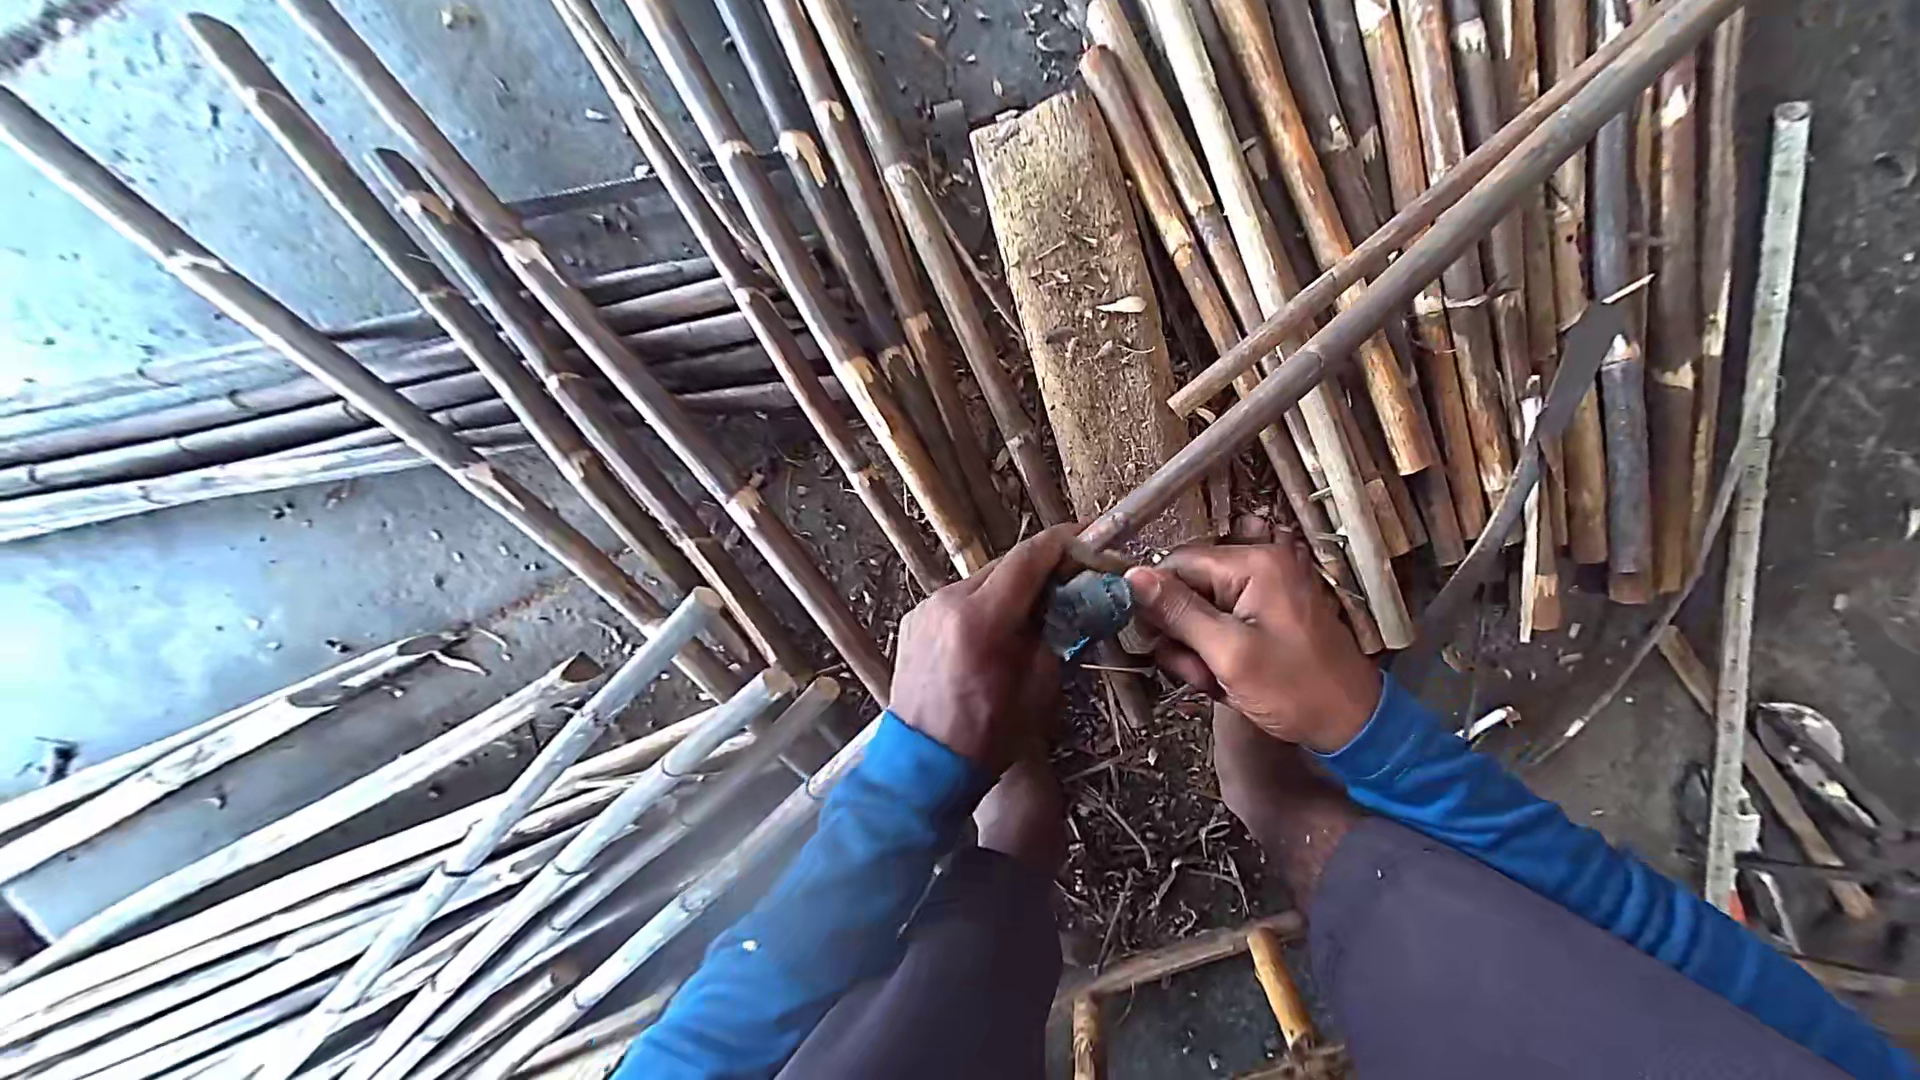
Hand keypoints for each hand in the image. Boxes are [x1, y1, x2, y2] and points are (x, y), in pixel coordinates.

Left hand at [888, 524, 1076, 773]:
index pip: (1027, 558)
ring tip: (1035, 611)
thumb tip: (1071, 601)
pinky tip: (996, 629)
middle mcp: (947, 602)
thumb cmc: (986, 737)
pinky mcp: (914, 621)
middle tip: (1072, 579)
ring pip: (981, 581)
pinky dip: (983, 604)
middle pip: (1004, 565)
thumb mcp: (1037, 688)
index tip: (1088, 537)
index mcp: (980, 618)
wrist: (922, 767)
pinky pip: (958, 600)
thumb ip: (1056, 634)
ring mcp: (926, 610)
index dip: (1063, 543)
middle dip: (1041, 568)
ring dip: (1012, 588)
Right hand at [1123, 525, 1380, 752]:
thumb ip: (1177, 611)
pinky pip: (1215, 623)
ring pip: (1194, 609)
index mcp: (1255, 564)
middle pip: (1184, 587)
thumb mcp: (1228, 652)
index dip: (1156, 600)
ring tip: (1213, 679)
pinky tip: (1224, 677)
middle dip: (1180, 632)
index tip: (1152, 637)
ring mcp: (1262, 590)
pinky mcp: (1261, 612)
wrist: (1351, 726)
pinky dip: (1211, 652)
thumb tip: (1132, 576)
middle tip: (1195, 669)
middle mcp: (1258, 566)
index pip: (1177, 562)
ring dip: (1193, 649)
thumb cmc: (1297, 690)